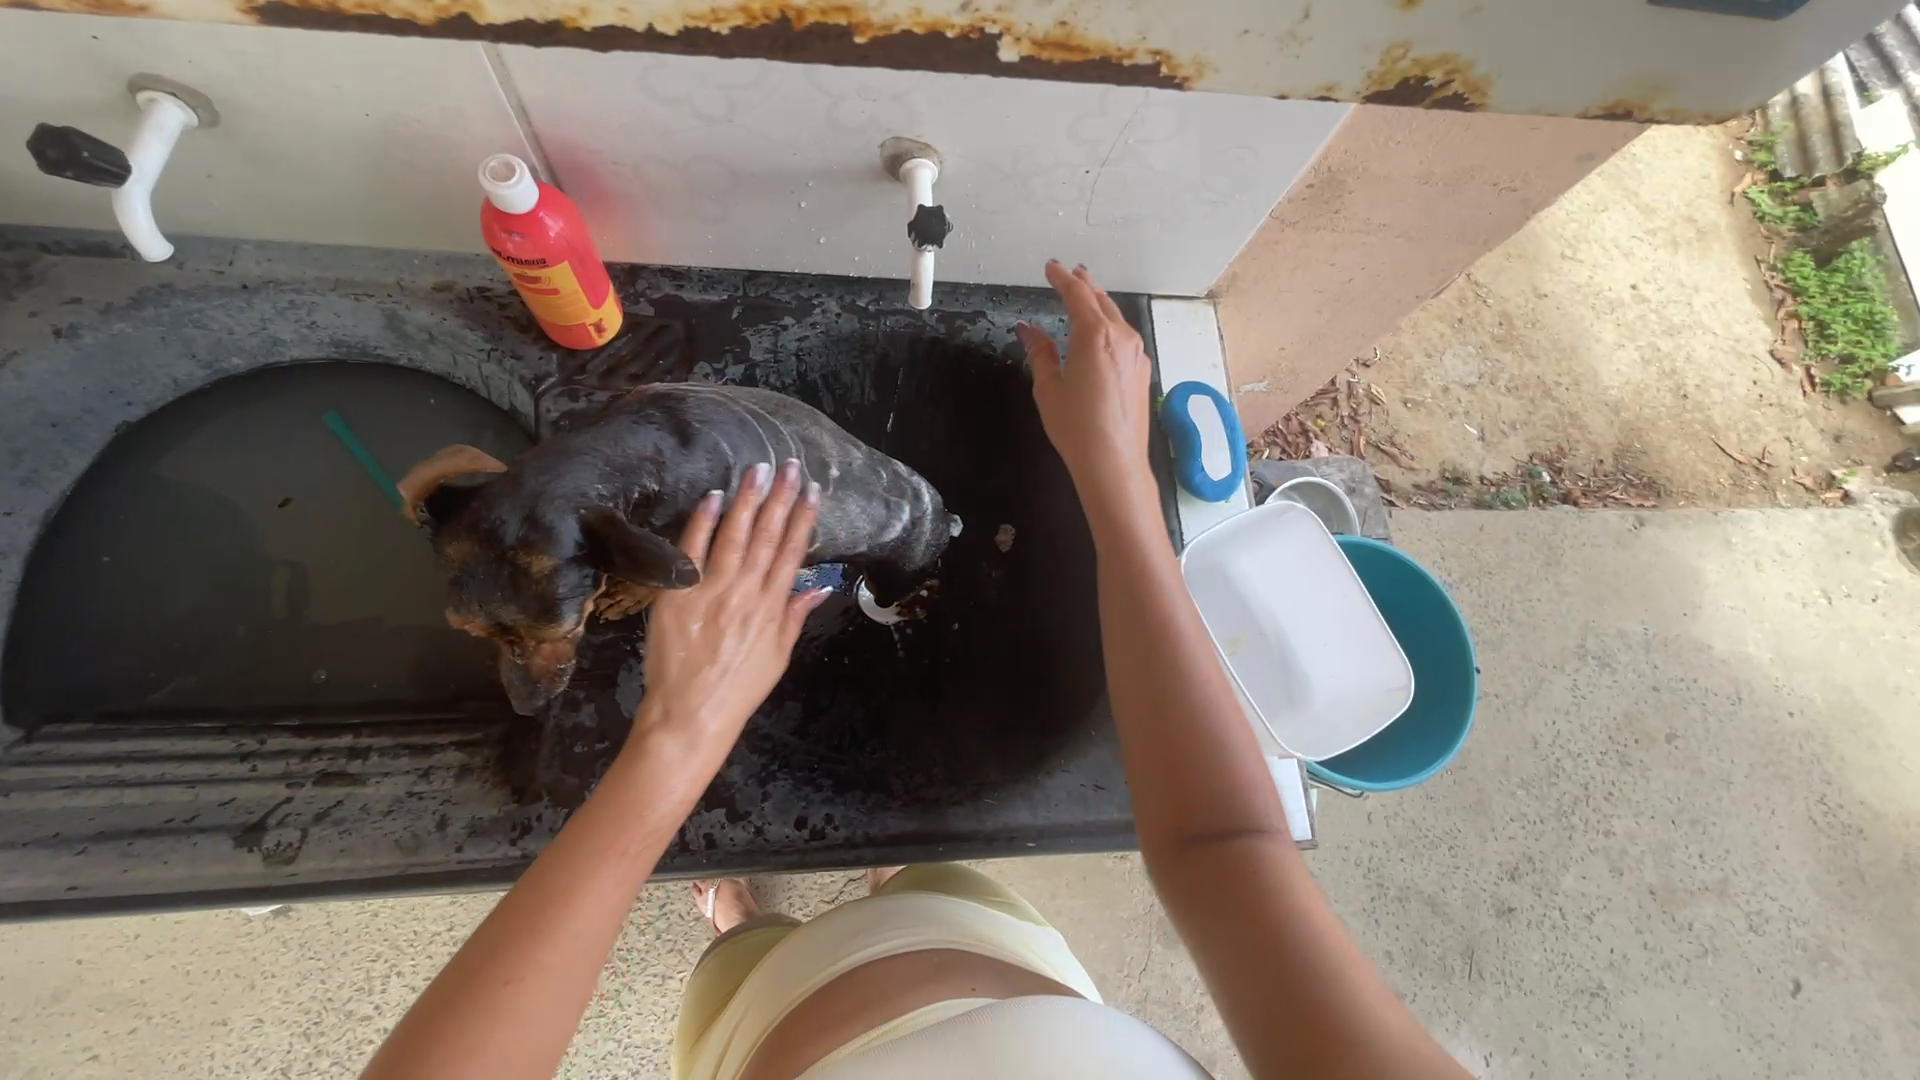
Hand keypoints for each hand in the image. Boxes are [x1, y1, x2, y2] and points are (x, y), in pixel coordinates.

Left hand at [632, 459, 827, 770]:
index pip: (792, 553)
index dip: (803, 519)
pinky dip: (703, 523)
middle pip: (766, 536)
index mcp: (772, 608)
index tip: (811, 491)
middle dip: (779, 498)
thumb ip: (794, 616)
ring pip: (734, 536)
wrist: (690, 714)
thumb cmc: (739, 689)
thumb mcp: (778, 656)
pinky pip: (691, 552)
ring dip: (747, 500)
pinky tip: (714, 498)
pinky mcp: (677, 595)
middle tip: (788, 466)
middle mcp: (745, 593)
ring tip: (758, 470)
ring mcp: (710, 591)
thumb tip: (818, 587)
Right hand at [1016, 261, 1157, 521]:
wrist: (1114, 461)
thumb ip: (1040, 352)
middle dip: (1084, 285)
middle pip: (1101, 300)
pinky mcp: (1142, 372)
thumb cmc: (1075, 426)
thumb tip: (1028, 329)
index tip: (1051, 267)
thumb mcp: (1048, 388)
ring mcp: (1136, 354)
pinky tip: (1104, 334)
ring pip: (1116, 317)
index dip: (1061, 278)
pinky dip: (1111, 325)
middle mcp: (1120, 337)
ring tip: (1088, 295)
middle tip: (1072, 273)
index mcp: (1094, 335)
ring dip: (1100, 303)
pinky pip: (1125, 337)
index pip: (1076, 295)